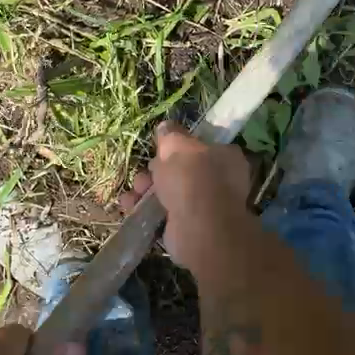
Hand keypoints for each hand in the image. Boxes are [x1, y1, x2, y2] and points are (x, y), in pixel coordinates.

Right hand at [121, 123, 255, 273]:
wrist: (199, 227)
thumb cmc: (192, 178)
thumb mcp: (177, 146)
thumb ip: (170, 135)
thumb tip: (166, 127)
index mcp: (226, 157)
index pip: (201, 146)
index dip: (178, 146)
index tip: (160, 149)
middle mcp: (219, 181)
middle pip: (180, 170)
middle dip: (155, 170)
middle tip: (145, 173)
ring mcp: (204, 206)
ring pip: (168, 192)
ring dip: (145, 189)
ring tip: (135, 192)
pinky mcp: (187, 227)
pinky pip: (161, 213)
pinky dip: (144, 209)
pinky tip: (129, 205)